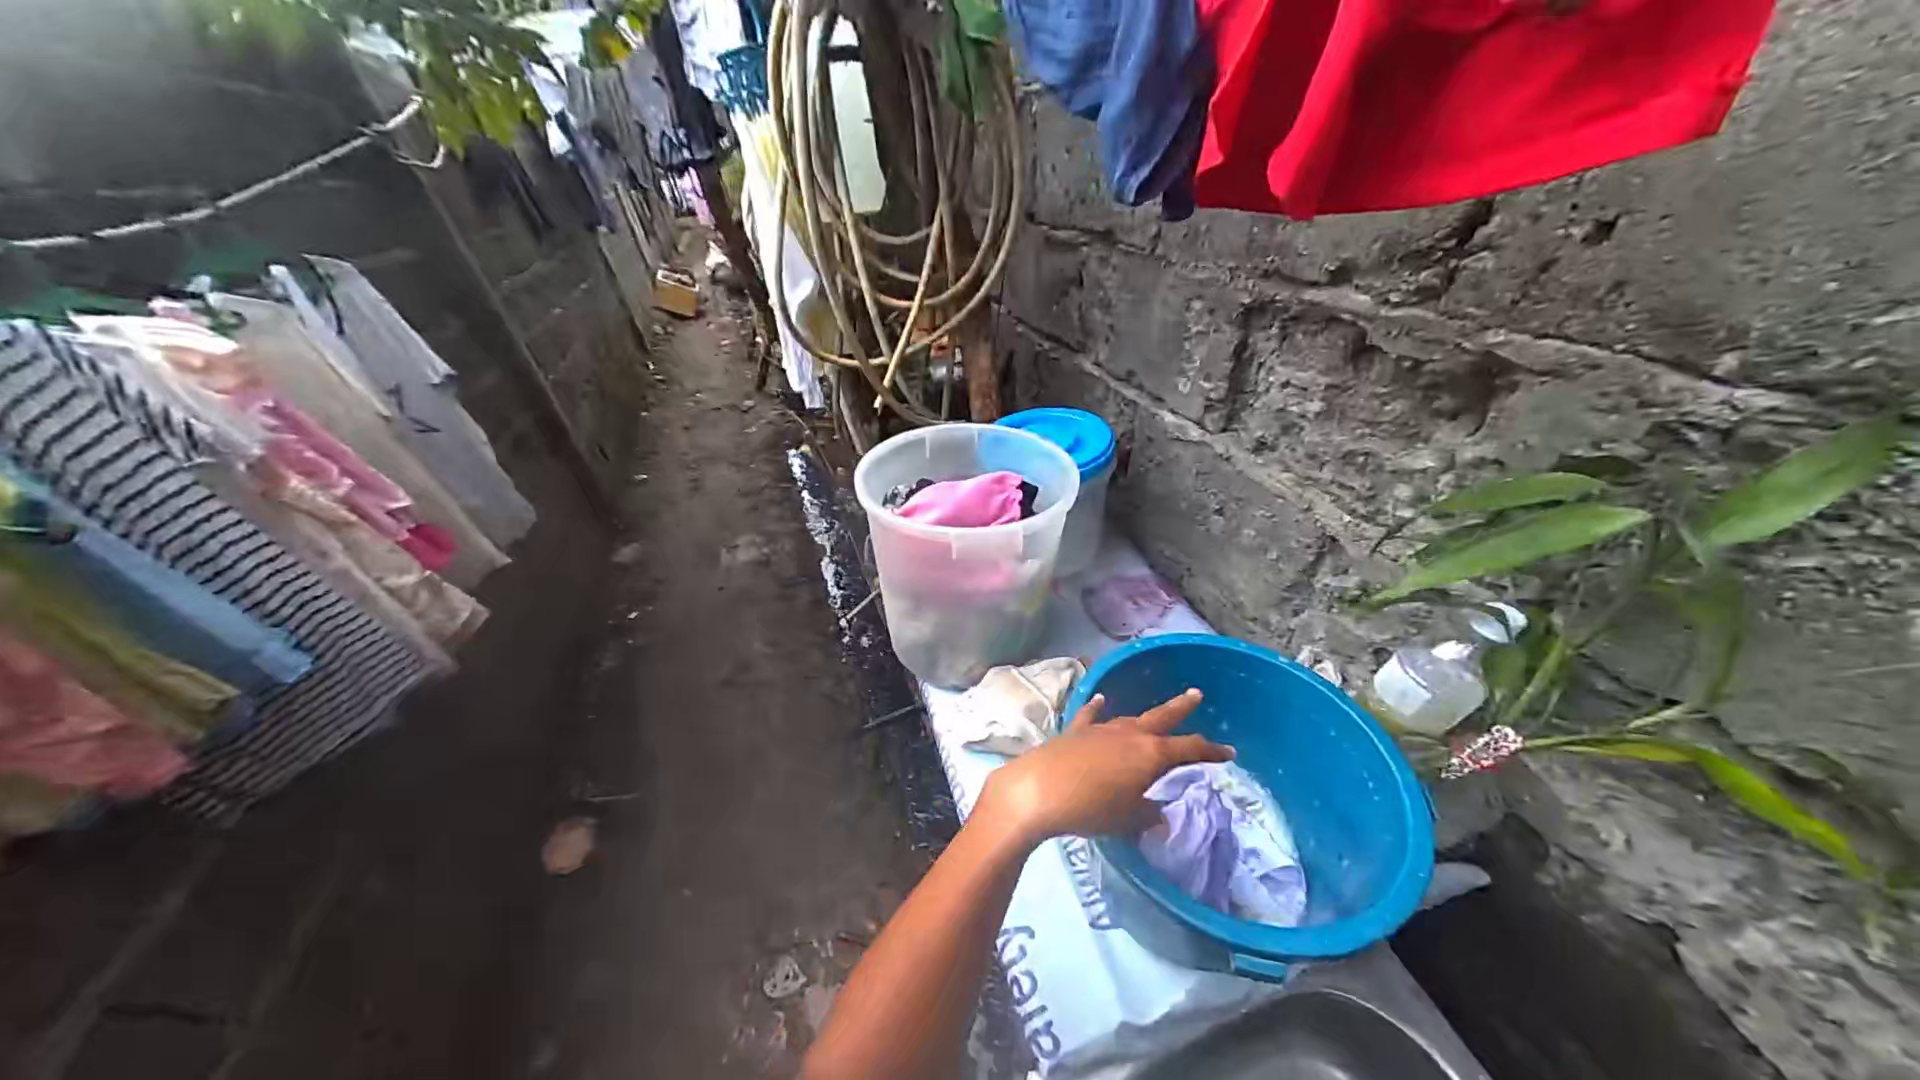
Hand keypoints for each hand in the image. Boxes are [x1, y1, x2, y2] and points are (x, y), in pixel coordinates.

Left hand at [973, 689, 1233, 846]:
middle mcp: (1129, 734)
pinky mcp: (1075, 731)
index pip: (1189, 749)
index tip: (1228, 753)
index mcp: (1151, 754)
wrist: (1039, 791)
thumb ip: (1147, 814)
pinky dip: (1097, 708)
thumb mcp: (1127, 820)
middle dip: (1181, 707)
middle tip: (1196, 694)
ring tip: (1154, 713)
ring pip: (1130, 718)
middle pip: (1162, 717)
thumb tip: (1157, 812)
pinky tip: (1100, 700)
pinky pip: (1091, 716)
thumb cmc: (1091, 808)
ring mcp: (1100, 729)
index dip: (1210, 751)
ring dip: (1144, 715)